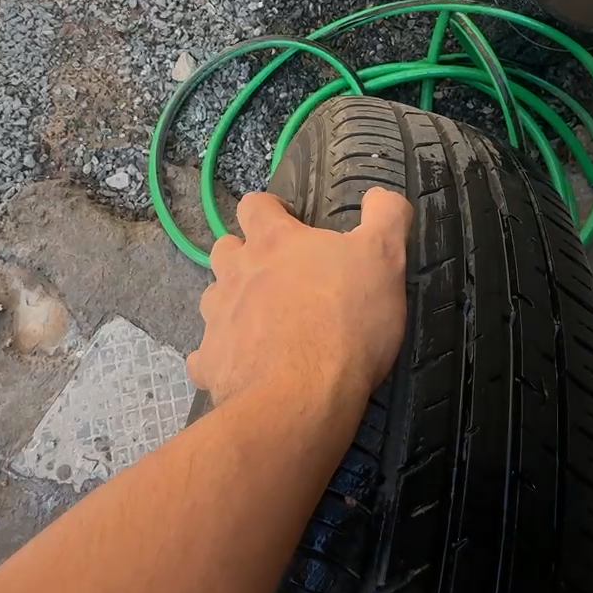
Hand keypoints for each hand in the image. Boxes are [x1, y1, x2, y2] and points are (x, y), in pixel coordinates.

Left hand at [189, 187, 411, 408]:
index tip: (291, 225)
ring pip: (213, 298)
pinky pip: (206, 355)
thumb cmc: (346, 319)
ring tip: (263, 324)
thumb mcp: (384, 257)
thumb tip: (381, 193)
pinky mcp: (208, 363)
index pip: (254, 204)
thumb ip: (386, 216)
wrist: (301, 398)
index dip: (270, 210)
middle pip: (225, 249)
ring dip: (233, 303)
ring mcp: (217, 318)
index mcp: (274, 241)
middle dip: (245, 256)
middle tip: (278, 277)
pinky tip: (245, 369)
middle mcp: (236, 272)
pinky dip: (223, 357)